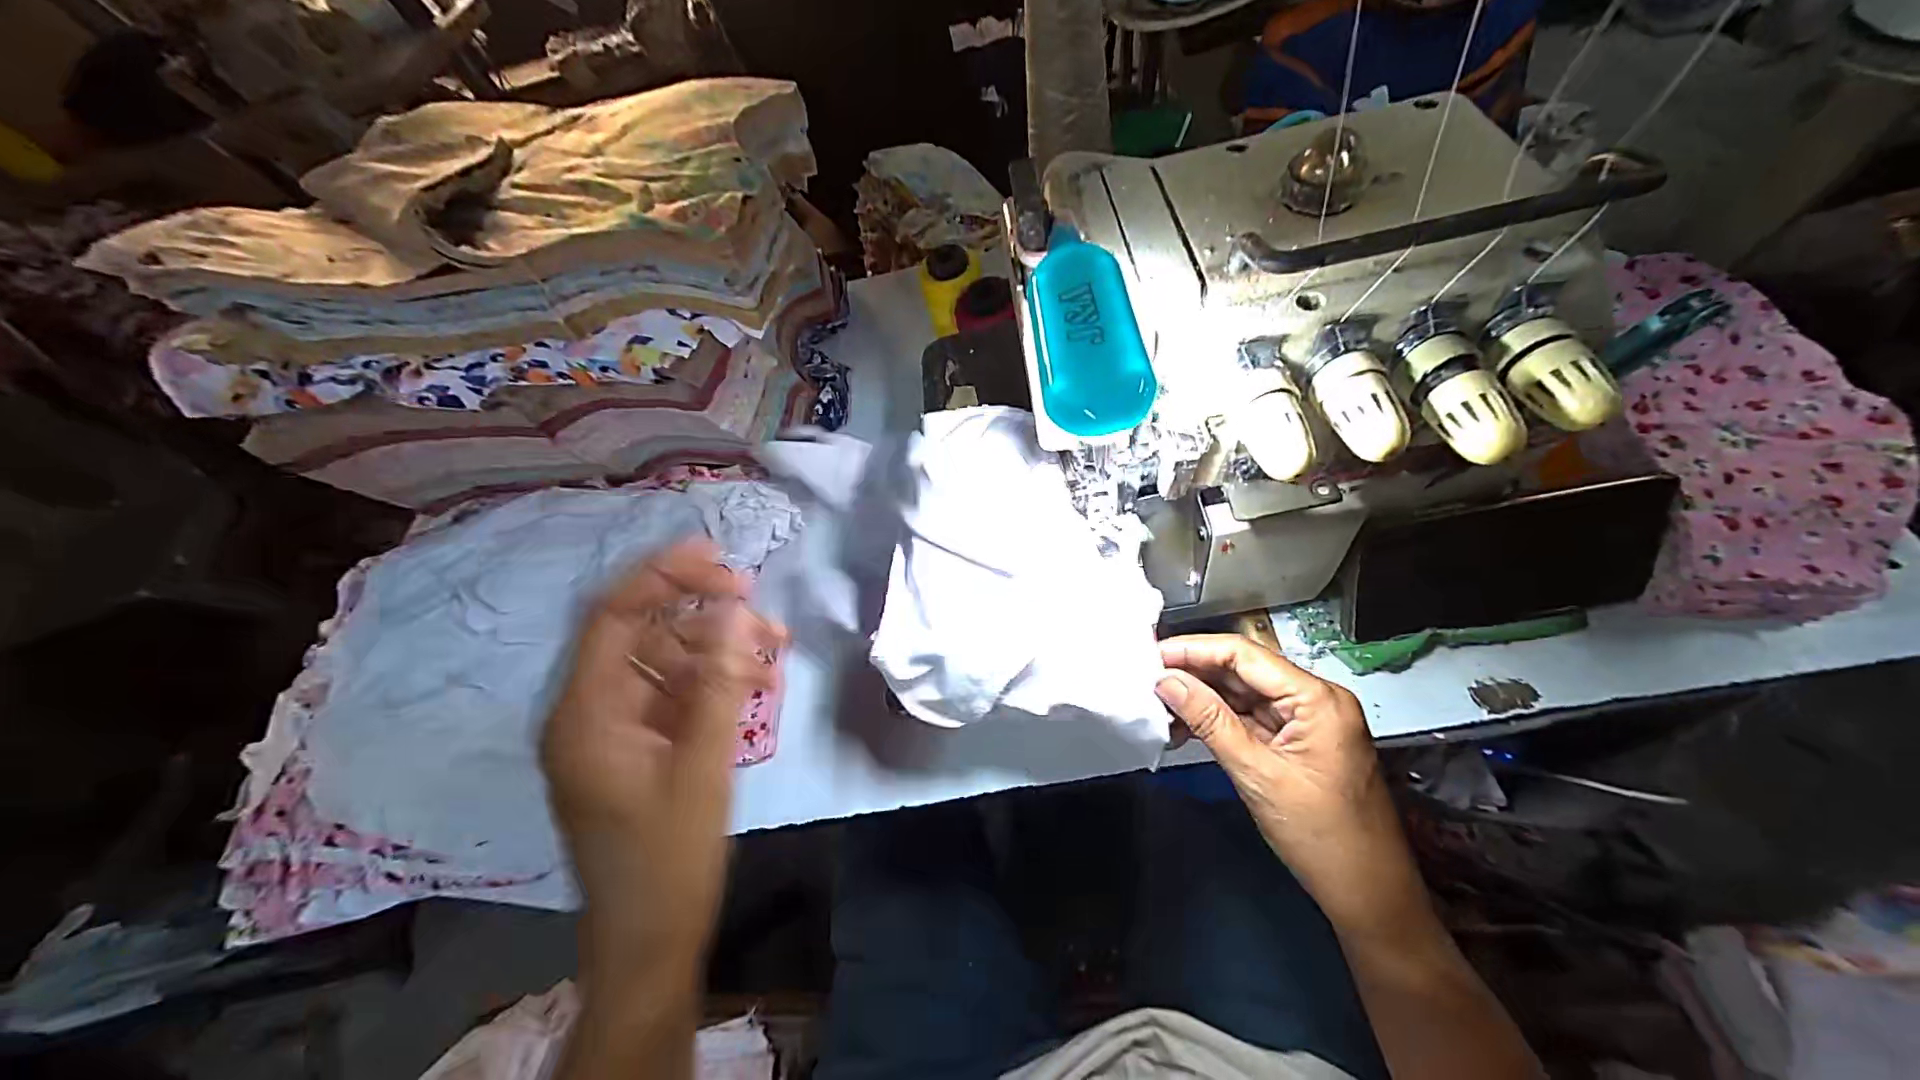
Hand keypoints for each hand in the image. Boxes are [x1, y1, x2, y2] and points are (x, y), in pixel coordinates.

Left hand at [541, 539, 783, 976]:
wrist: (651, 936)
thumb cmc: (669, 856)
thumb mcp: (703, 765)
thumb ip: (722, 682)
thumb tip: (739, 612)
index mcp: (587, 710)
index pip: (615, 615)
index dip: (663, 576)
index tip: (718, 556)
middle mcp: (592, 709)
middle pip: (646, 634)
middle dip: (705, 614)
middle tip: (759, 603)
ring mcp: (616, 729)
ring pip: (669, 663)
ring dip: (721, 649)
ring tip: (777, 649)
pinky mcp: (640, 746)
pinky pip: (678, 694)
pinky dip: (717, 682)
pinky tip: (761, 683)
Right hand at [1156, 635, 1415, 929]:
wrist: (1369, 894)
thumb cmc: (1324, 838)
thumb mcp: (1257, 774)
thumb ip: (1210, 720)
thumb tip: (1168, 682)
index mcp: (1317, 699)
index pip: (1245, 655)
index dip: (1195, 650)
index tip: (1154, 655)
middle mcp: (1315, 700)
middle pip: (1244, 670)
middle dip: (1194, 672)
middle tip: (1148, 676)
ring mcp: (1306, 721)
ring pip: (1243, 694)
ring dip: (1201, 697)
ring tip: (1159, 702)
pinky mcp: (1296, 742)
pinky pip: (1250, 717)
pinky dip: (1217, 719)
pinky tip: (1185, 724)